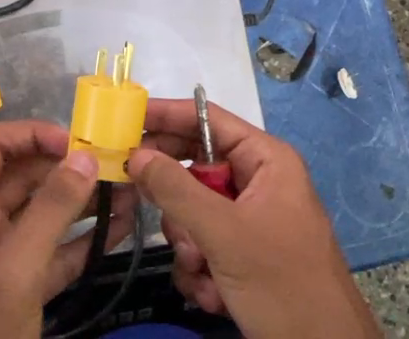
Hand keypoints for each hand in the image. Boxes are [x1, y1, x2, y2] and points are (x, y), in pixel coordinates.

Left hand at [0, 120, 133, 338]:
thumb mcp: (14, 272)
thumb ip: (50, 212)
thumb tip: (86, 156)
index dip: (33, 135)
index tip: (77, 141)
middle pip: (24, 176)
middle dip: (67, 167)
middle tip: (113, 163)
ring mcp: (2, 257)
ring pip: (44, 212)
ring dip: (83, 201)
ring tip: (127, 189)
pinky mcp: (24, 287)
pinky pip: (56, 250)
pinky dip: (85, 239)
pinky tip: (120, 228)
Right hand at [127, 99, 377, 338]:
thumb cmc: (282, 284)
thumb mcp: (224, 234)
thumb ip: (176, 190)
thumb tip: (137, 154)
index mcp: (265, 160)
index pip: (208, 119)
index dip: (167, 115)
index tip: (126, 119)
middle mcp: (258, 182)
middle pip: (195, 167)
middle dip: (175, 198)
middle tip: (143, 200)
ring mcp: (251, 220)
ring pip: (193, 210)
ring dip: (188, 244)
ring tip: (200, 266)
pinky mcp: (244, 254)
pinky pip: (203, 244)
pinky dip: (200, 269)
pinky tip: (212, 293)